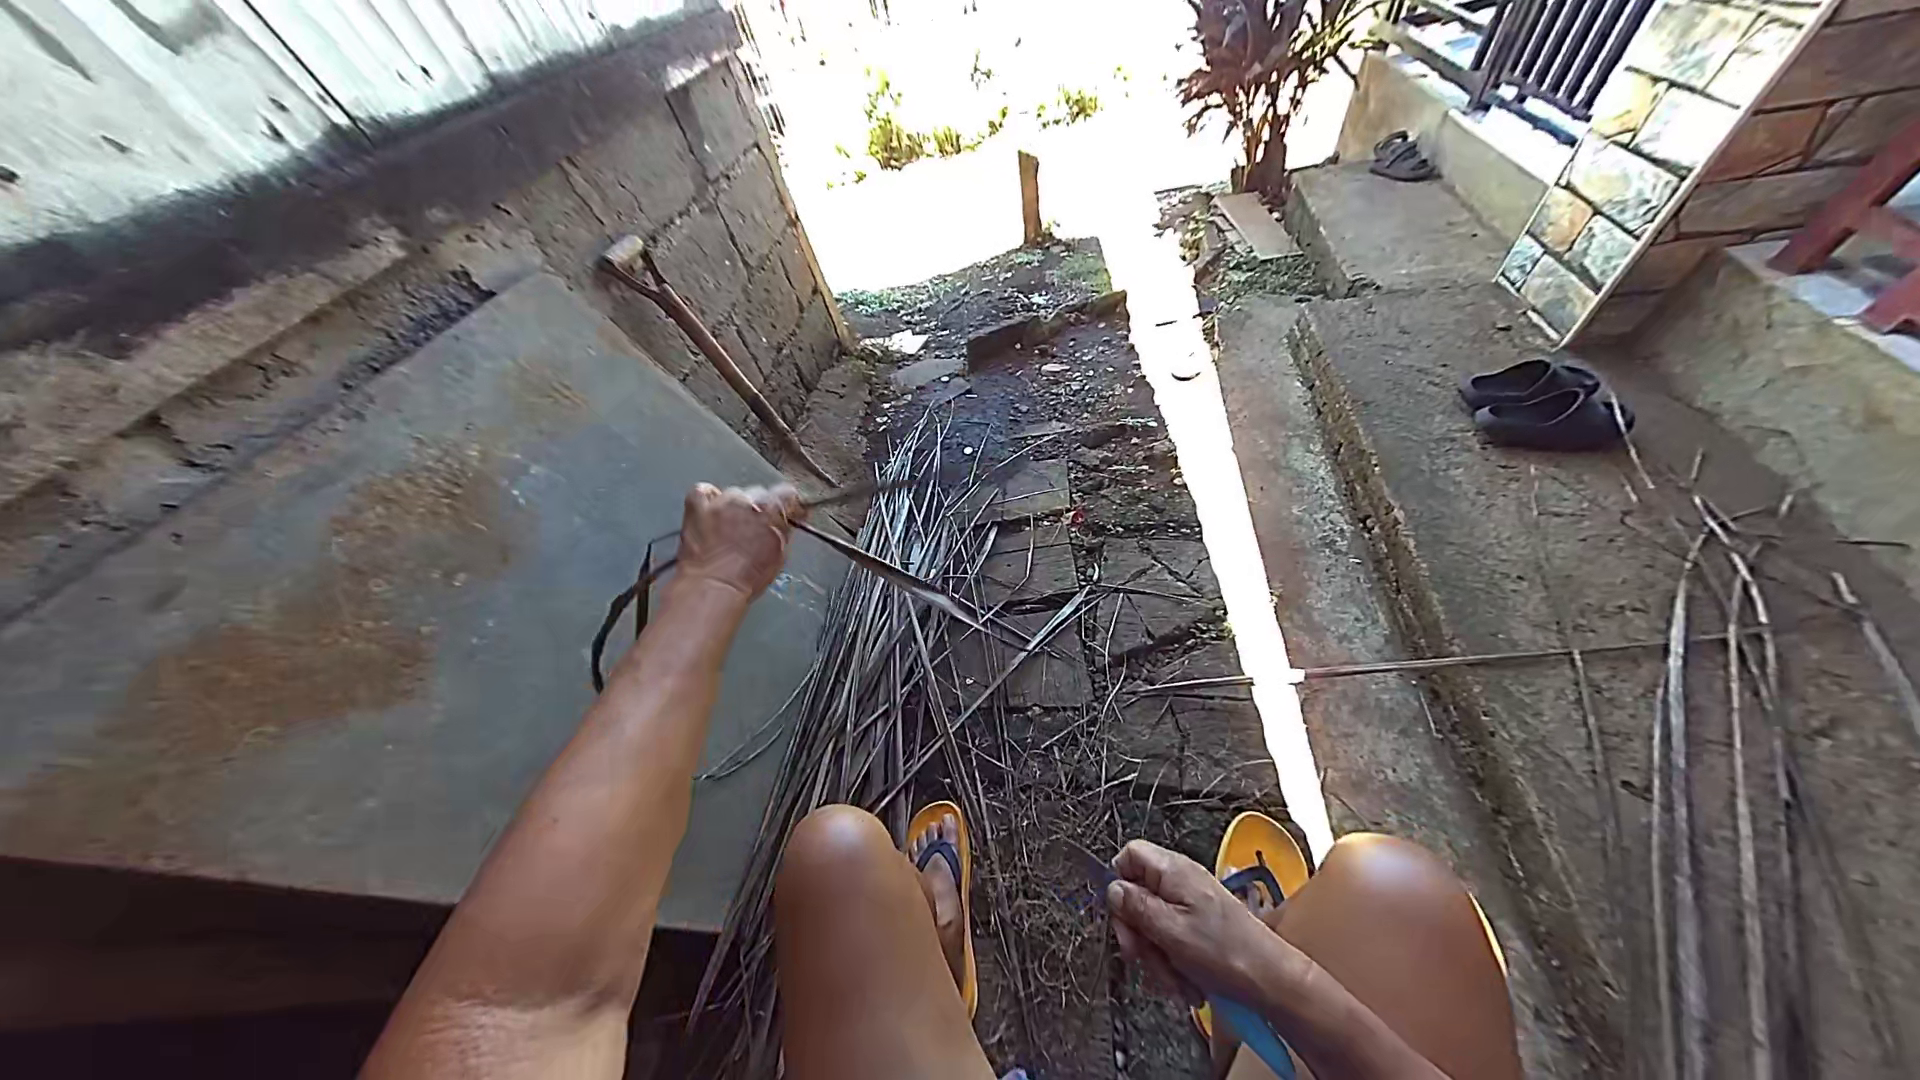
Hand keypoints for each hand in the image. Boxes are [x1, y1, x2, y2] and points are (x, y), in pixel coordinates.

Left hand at [675, 483, 804, 599]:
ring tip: (730, 525)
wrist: (713, 587)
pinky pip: (702, 492)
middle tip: (755, 528)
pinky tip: (710, 510)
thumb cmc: (747, 578)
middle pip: (759, 495)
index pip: (786, 495)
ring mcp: (722, 502)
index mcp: (772, 513)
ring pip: (733, 494)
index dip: (790, 505)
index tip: (789, 512)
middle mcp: (748, 501)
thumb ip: (782, 532)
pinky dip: (708, 498)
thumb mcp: (778, 556)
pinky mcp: (698, 508)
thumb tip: (783, 523)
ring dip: (735, 506)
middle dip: (759, 509)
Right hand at [1106, 839, 1308, 1006]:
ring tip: (1172, 978)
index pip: (1129, 855)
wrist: (1273, 981)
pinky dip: (1173, 959)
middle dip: (1138, 931)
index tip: (1123, 916)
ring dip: (1156, 953)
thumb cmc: (1226, 953)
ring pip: (1152, 920)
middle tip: (1143, 957)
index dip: (1119, 882)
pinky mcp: (1200, 923)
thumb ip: (1135, 906)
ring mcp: (1191, 901)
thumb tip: (1111, 889)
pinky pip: (1171, 936)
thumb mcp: (1169, 930)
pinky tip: (1184, 980)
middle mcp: (1180, 879)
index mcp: (1172, 870)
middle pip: (1137, 893)